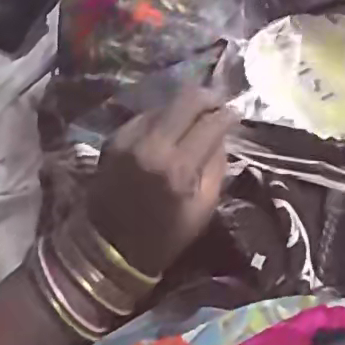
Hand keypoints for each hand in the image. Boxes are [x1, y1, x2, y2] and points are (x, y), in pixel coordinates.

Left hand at [87, 87, 236, 277]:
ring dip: (184, 107)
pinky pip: (145, 116)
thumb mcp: (203, 208)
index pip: (210, 124)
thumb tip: (221, 133)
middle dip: (207, 97)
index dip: (228, 114)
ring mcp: (129, 137)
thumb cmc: (164, 235)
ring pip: (165, 104)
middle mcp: (151, 144)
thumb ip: (216, 166)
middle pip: (186, 99)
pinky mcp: (114, 138)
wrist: (108, 247)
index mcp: (177, 168)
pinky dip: (162, 118)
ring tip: (195, 115)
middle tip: (218, 103)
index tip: (236, 112)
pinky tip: (170, 129)